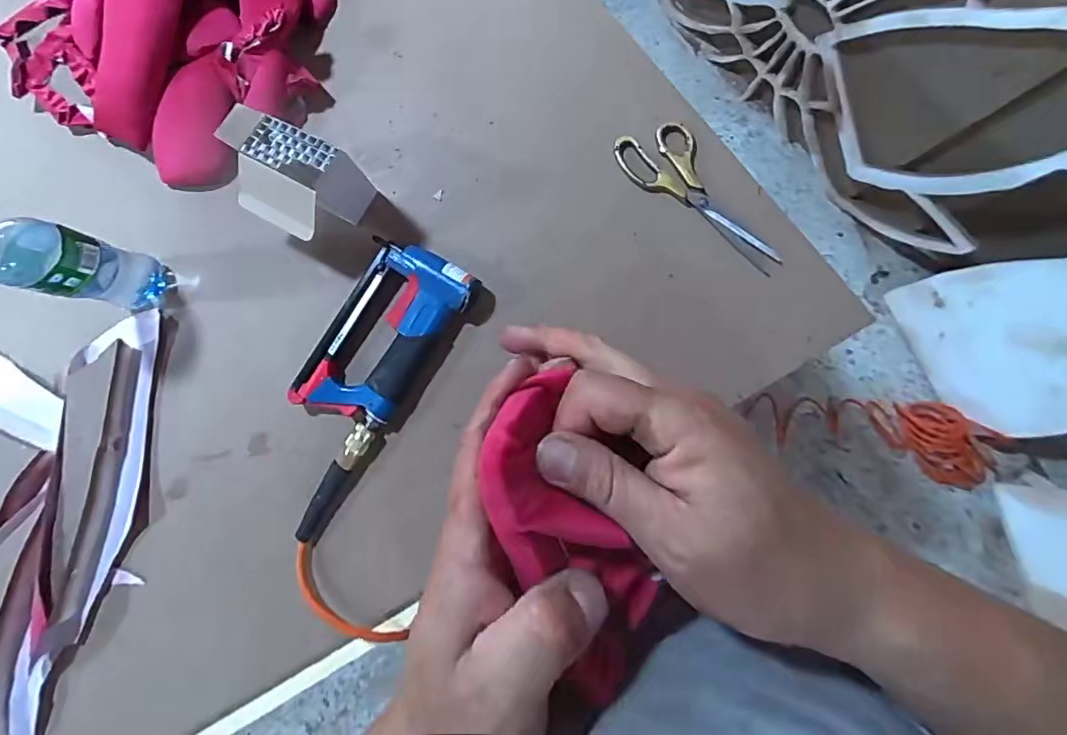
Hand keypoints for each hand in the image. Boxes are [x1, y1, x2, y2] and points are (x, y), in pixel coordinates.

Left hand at [373, 355, 610, 734]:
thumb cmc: (458, 716)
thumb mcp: (496, 681)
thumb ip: (538, 631)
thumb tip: (592, 581)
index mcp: (466, 543)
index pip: (478, 457)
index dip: (496, 407)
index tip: (524, 366)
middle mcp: (486, 539)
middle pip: (507, 462)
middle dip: (533, 415)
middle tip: (575, 382)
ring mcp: (508, 561)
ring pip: (533, 491)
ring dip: (557, 450)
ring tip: (598, 419)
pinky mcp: (530, 586)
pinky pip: (556, 530)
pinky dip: (576, 500)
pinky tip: (608, 490)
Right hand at [501, 326, 891, 658]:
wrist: (835, 582)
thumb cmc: (756, 566)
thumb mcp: (673, 536)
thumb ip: (606, 484)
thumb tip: (543, 446)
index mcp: (676, 415)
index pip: (594, 390)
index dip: (562, 422)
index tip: (556, 472)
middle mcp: (678, 397)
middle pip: (604, 356)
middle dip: (554, 344)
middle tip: (508, 339)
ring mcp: (688, 411)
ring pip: (617, 371)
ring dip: (571, 364)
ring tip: (527, 360)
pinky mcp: (691, 431)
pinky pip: (631, 400)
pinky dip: (593, 394)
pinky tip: (572, 407)